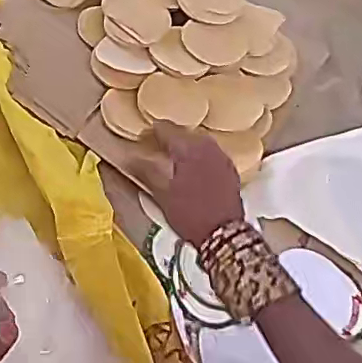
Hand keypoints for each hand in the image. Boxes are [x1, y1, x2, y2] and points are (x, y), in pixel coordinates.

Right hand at [135, 121, 244, 246]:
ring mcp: (222, 157)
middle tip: (157, 146)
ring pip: (200, 142)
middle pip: (185, 132)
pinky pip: (212, 153)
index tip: (143, 137)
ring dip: (187, 146)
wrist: (224, 234)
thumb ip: (146, 171)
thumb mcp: (162, 194)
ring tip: (174, 157)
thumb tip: (130, 157)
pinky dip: (200, 156)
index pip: (166, 129)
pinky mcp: (230, 169)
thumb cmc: (190, 214)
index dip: (152, 131)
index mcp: (188, 148)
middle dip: (171, 137)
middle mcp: (207, 146)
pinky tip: (194, 169)